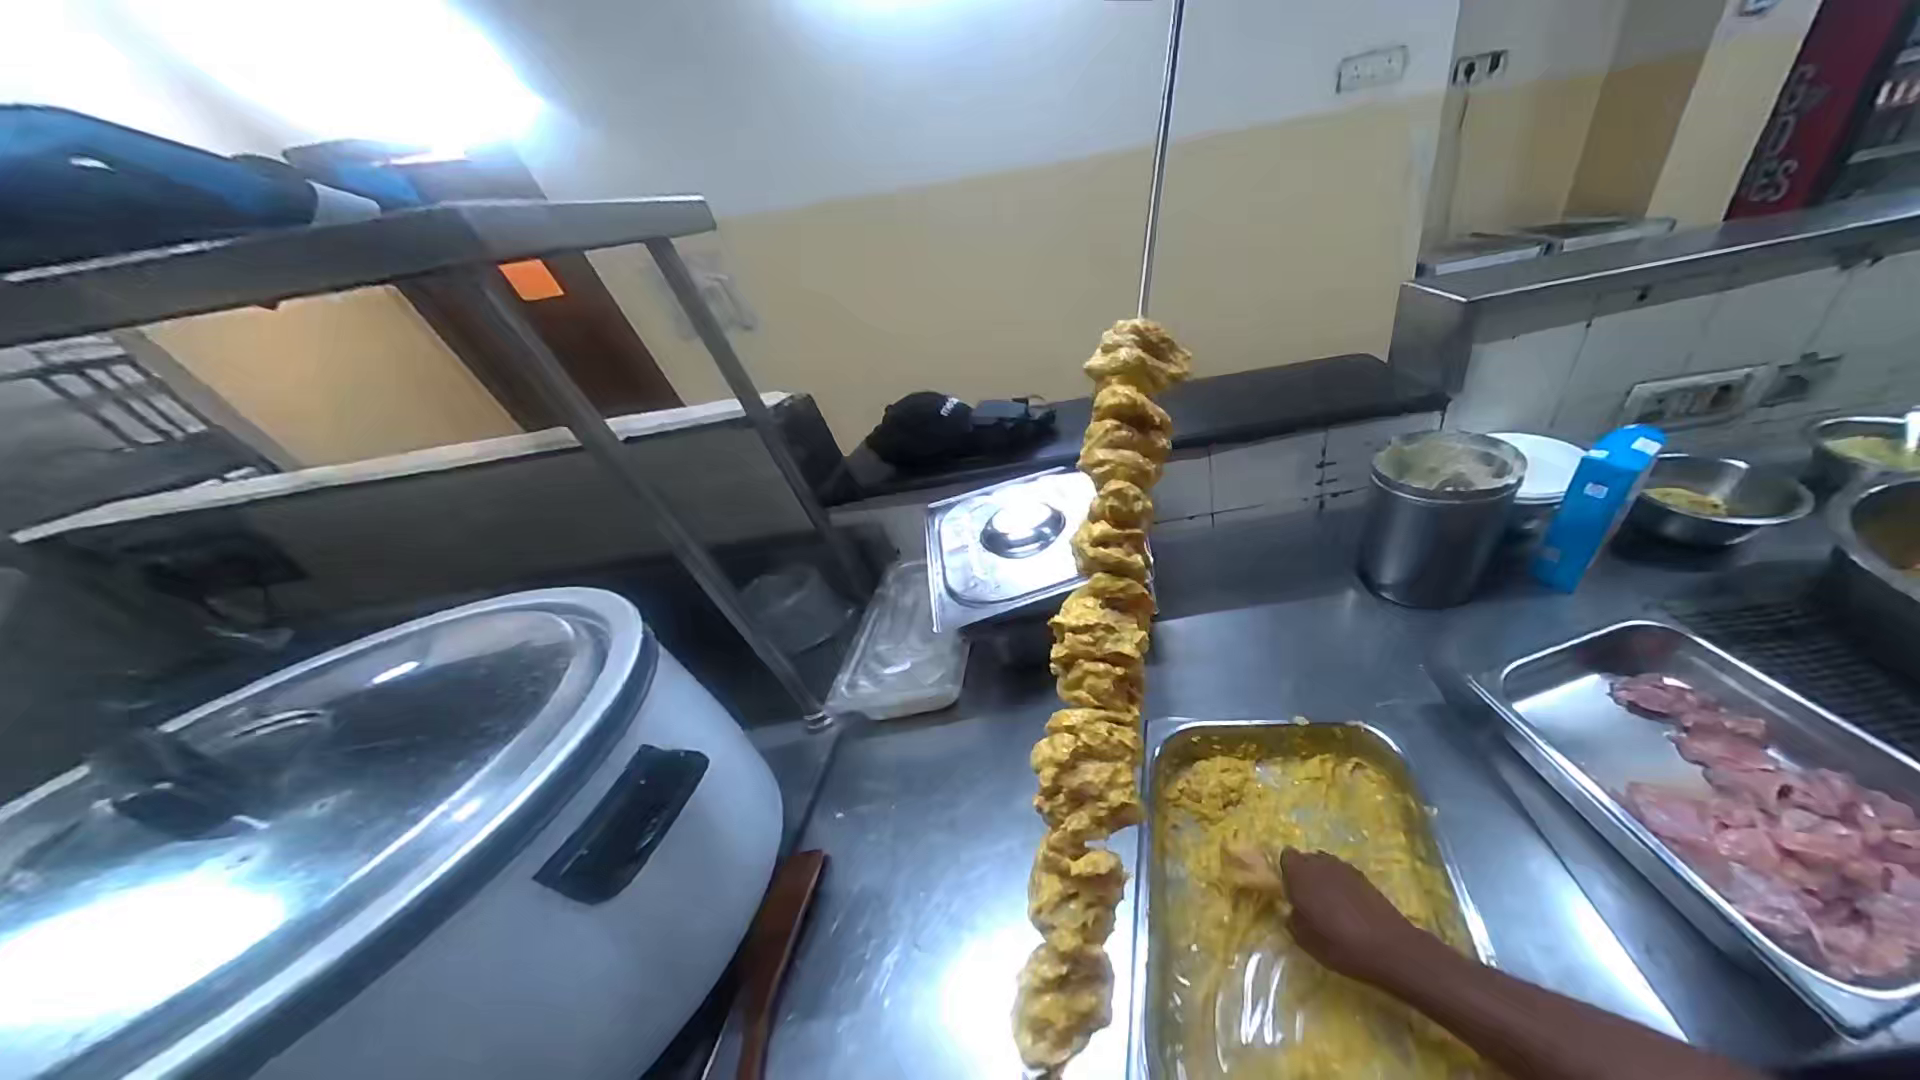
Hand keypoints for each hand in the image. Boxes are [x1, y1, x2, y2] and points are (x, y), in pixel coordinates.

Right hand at [1279, 848, 1433, 984]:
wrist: (1391, 948)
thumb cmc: (1340, 944)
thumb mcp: (1304, 940)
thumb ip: (1292, 918)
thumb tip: (1294, 911)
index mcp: (1299, 873)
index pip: (1285, 857)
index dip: (1286, 873)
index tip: (1290, 892)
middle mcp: (1319, 863)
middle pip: (1306, 859)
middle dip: (1305, 874)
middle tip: (1308, 900)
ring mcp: (1344, 868)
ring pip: (1326, 866)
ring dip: (1324, 879)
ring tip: (1330, 905)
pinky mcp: (1365, 878)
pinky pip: (1344, 876)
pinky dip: (1343, 886)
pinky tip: (1350, 909)